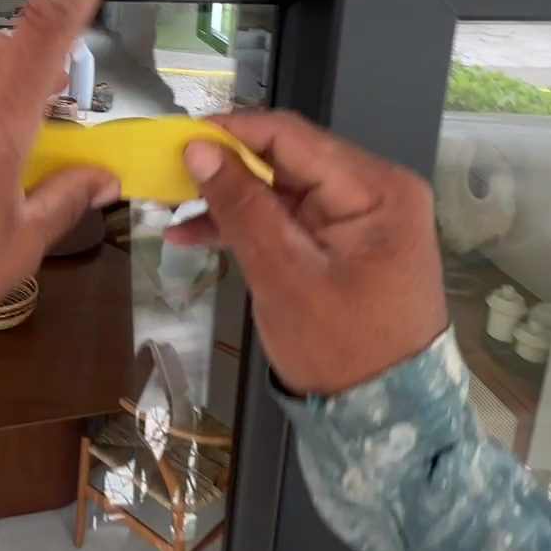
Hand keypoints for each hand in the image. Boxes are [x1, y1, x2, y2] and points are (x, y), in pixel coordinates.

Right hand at [165, 111, 447, 395]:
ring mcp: (355, 214)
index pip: (291, 136)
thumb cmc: (341, 348)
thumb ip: (240, 205)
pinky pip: (283, 215)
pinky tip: (192, 233)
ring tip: (169, 205)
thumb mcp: (283, 275)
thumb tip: (197, 148)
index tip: (178, 138)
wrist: (382, 419)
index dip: (231, 131)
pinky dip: (242, 222)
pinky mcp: (337, 237)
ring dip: (225, 196)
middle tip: (167, 171)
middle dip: (223, 165)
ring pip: (276, 186)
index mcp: (375, 189)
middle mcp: (372, 189)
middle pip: (283, 158)